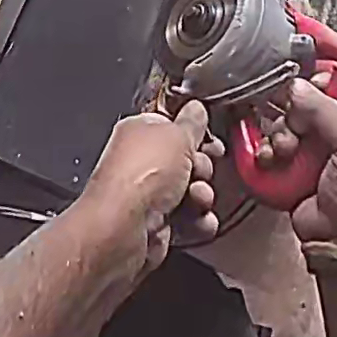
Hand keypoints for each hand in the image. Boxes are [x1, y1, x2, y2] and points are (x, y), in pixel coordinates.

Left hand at [81, 100, 221, 274]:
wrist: (125, 228)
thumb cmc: (140, 175)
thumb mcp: (176, 136)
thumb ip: (191, 122)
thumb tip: (196, 109)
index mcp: (139, 132)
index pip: (173, 127)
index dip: (195, 133)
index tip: (211, 140)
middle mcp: (140, 162)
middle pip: (187, 161)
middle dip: (201, 167)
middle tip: (198, 169)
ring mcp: (147, 194)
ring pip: (191, 192)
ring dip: (201, 195)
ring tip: (195, 198)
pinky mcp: (155, 225)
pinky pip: (188, 220)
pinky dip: (197, 222)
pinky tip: (198, 220)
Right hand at [255, 75, 336, 246]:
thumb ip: (328, 111)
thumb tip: (297, 86)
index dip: (324, 66)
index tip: (302, 48)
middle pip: (304, 99)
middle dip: (293, 110)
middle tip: (295, 124)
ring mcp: (313, 148)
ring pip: (282, 120)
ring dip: (279, 134)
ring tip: (286, 151)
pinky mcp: (290, 165)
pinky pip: (268, 144)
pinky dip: (265, 151)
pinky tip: (272, 160)